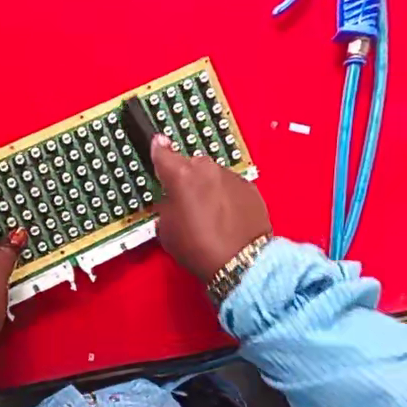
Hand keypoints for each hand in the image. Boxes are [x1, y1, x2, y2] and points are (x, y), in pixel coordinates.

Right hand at [151, 134, 271, 279]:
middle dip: (185, 178)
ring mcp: (230, 177)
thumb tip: (169, 201)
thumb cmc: (201, 249)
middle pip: (190, 165)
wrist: (240, 261)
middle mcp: (207, 170)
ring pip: (211, 175)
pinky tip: (223, 217)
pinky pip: (230, 186)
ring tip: (206, 215)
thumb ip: (165, 207)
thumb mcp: (167, 231)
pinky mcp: (249, 188)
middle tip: (182, 201)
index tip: (157, 144)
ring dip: (206, 188)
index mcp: (181, 176)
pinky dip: (225, 196)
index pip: (163, 153)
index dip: (158, 150)